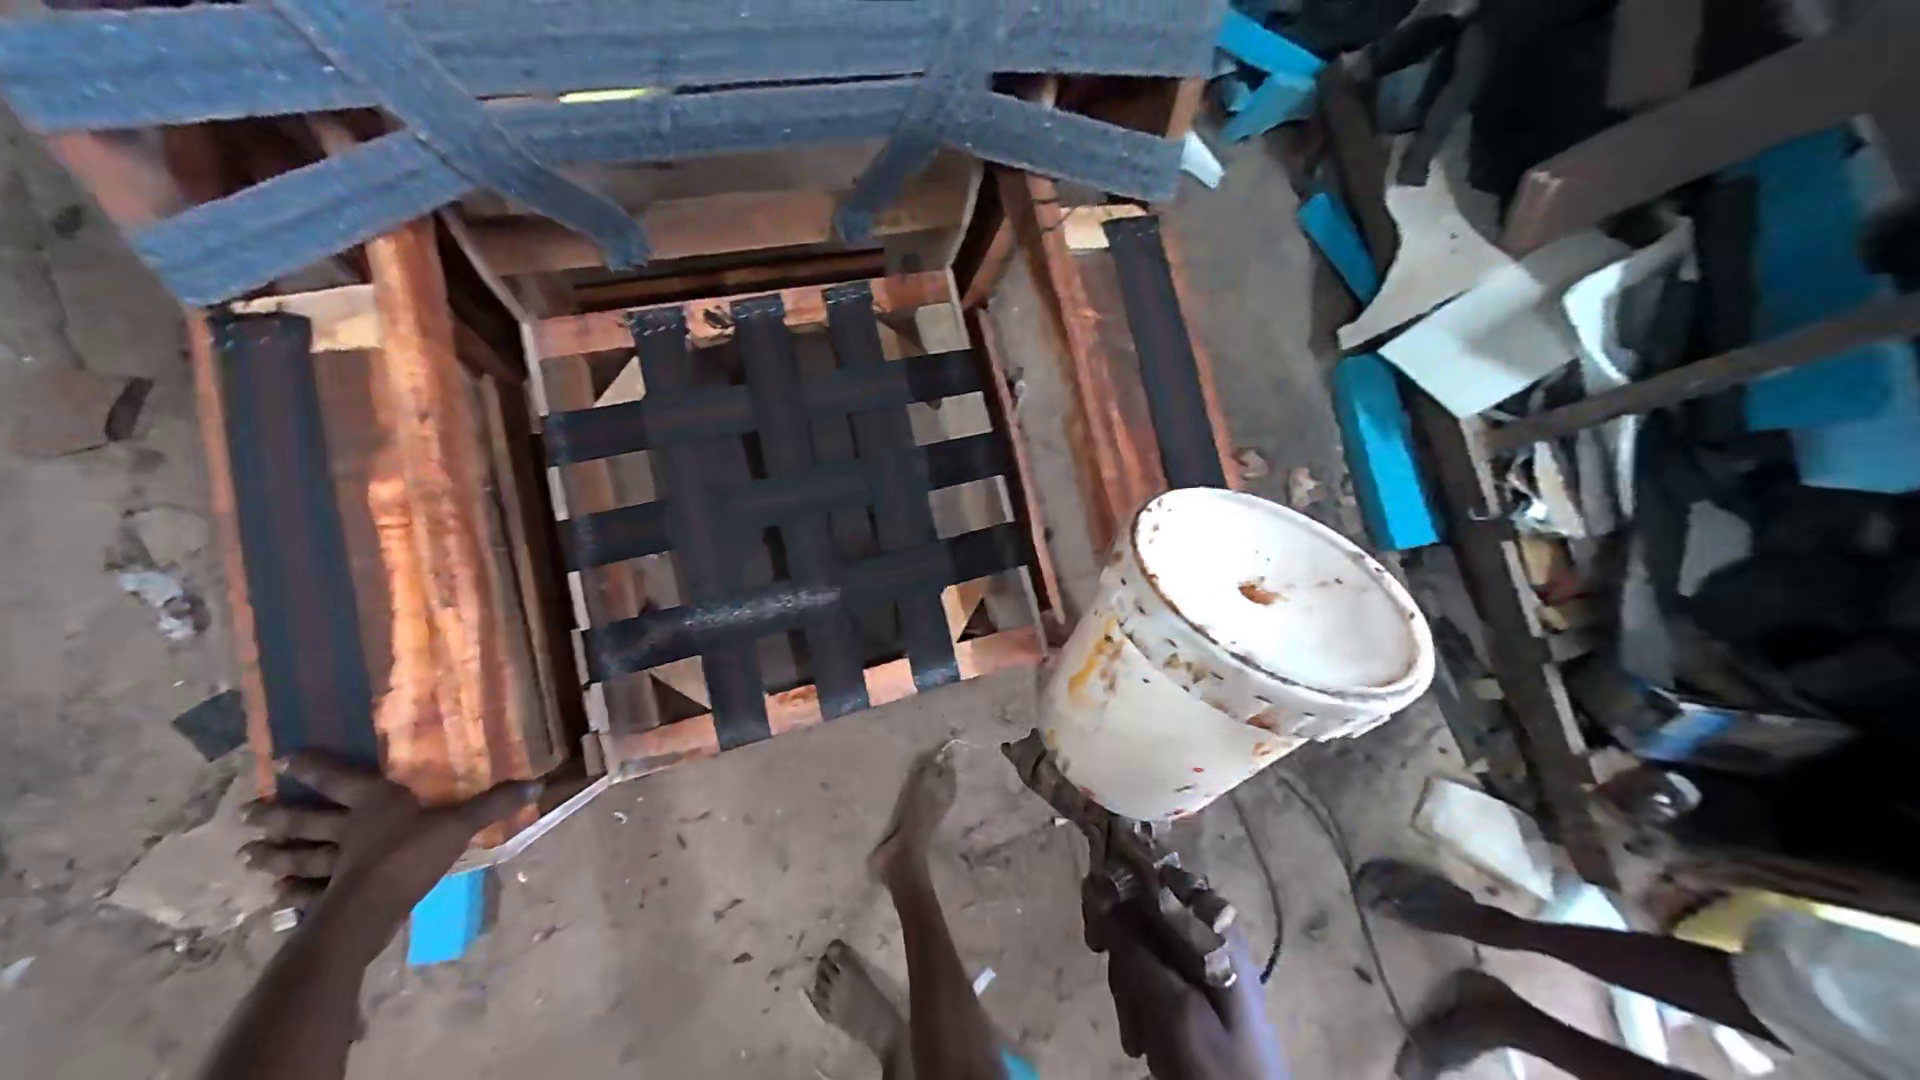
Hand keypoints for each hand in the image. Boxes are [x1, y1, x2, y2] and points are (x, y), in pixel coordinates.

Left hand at [240, 753, 540, 948]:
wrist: (371, 910)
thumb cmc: (411, 855)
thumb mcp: (460, 824)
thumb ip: (494, 803)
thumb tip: (537, 783)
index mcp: (374, 803)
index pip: (341, 779)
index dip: (314, 767)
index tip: (282, 759)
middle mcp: (346, 828)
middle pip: (308, 819)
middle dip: (279, 815)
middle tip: (246, 813)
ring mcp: (332, 865)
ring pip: (299, 854)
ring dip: (273, 854)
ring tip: (244, 854)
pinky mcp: (328, 896)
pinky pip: (305, 891)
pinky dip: (290, 891)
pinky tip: (274, 893)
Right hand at [1087, 886, 1289, 1079]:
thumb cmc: (1220, 1074)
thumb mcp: (1172, 1010)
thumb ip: (1133, 947)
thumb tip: (1095, 887)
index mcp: (1213, 923)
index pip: (1151, 872)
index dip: (1115, 892)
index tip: (1096, 935)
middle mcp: (1209, 930)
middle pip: (1141, 910)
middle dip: (1122, 953)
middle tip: (1119, 994)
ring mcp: (1205, 959)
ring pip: (1141, 943)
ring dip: (1129, 986)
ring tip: (1138, 1033)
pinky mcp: (1198, 986)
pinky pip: (1153, 973)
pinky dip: (1141, 1002)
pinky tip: (1145, 1038)